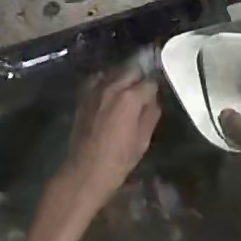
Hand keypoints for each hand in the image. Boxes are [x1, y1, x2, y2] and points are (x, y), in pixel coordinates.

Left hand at [53, 68, 161, 219]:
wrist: (86, 170)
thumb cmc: (119, 159)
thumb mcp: (143, 139)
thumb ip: (151, 114)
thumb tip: (153, 101)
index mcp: (130, 98)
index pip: (150, 82)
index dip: (156, 90)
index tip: (157, 97)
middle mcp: (112, 87)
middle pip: (132, 71)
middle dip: (140, 78)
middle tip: (144, 93)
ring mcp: (95, 90)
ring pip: (114, 72)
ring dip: (123, 78)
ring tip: (127, 92)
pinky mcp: (83, 97)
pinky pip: (97, 81)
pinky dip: (106, 82)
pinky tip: (109, 94)